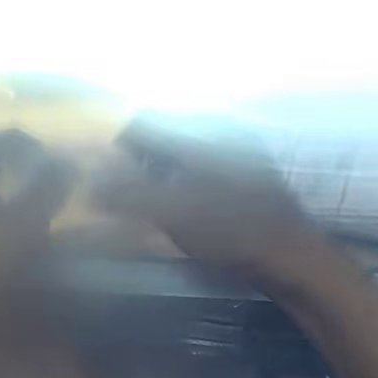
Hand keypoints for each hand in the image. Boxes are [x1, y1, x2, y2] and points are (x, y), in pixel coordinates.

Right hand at [100, 119, 340, 286]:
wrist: (287, 254)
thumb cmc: (230, 231)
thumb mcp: (172, 212)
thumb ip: (128, 195)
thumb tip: (89, 186)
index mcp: (202, 130)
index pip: (141, 122)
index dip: (115, 149)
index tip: (103, 180)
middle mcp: (220, 130)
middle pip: (160, 136)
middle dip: (135, 163)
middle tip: (121, 197)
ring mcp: (234, 150)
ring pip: (177, 153)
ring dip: (155, 175)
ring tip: (146, 208)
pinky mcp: (242, 174)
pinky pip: (196, 168)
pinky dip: (177, 183)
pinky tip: (178, 212)